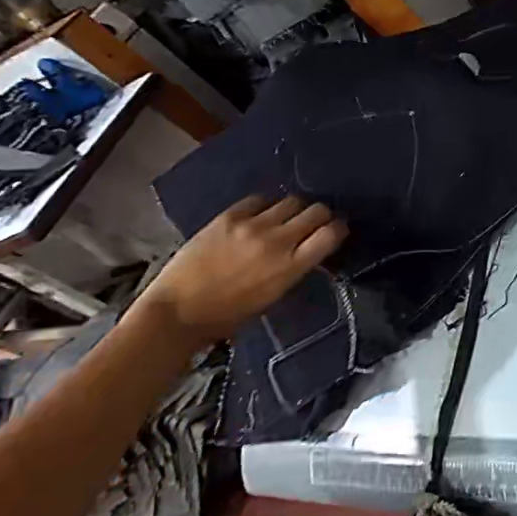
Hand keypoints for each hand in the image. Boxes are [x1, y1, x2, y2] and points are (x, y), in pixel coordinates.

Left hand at [138, 196, 346, 342]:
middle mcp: (277, 241)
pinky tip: (259, 216)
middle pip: (316, 211)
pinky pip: (259, 200)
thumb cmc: (229, 315)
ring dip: (294, 209)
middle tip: (315, 221)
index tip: (337, 230)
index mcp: (291, 267)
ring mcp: (252, 225)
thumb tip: (308, 249)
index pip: (331, 233)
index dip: (338, 228)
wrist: (178, 311)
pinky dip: (265, 206)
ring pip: (291, 201)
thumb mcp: (275, 295)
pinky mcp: (228, 217)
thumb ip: (295, 268)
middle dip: (321, 215)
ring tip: (285, 217)